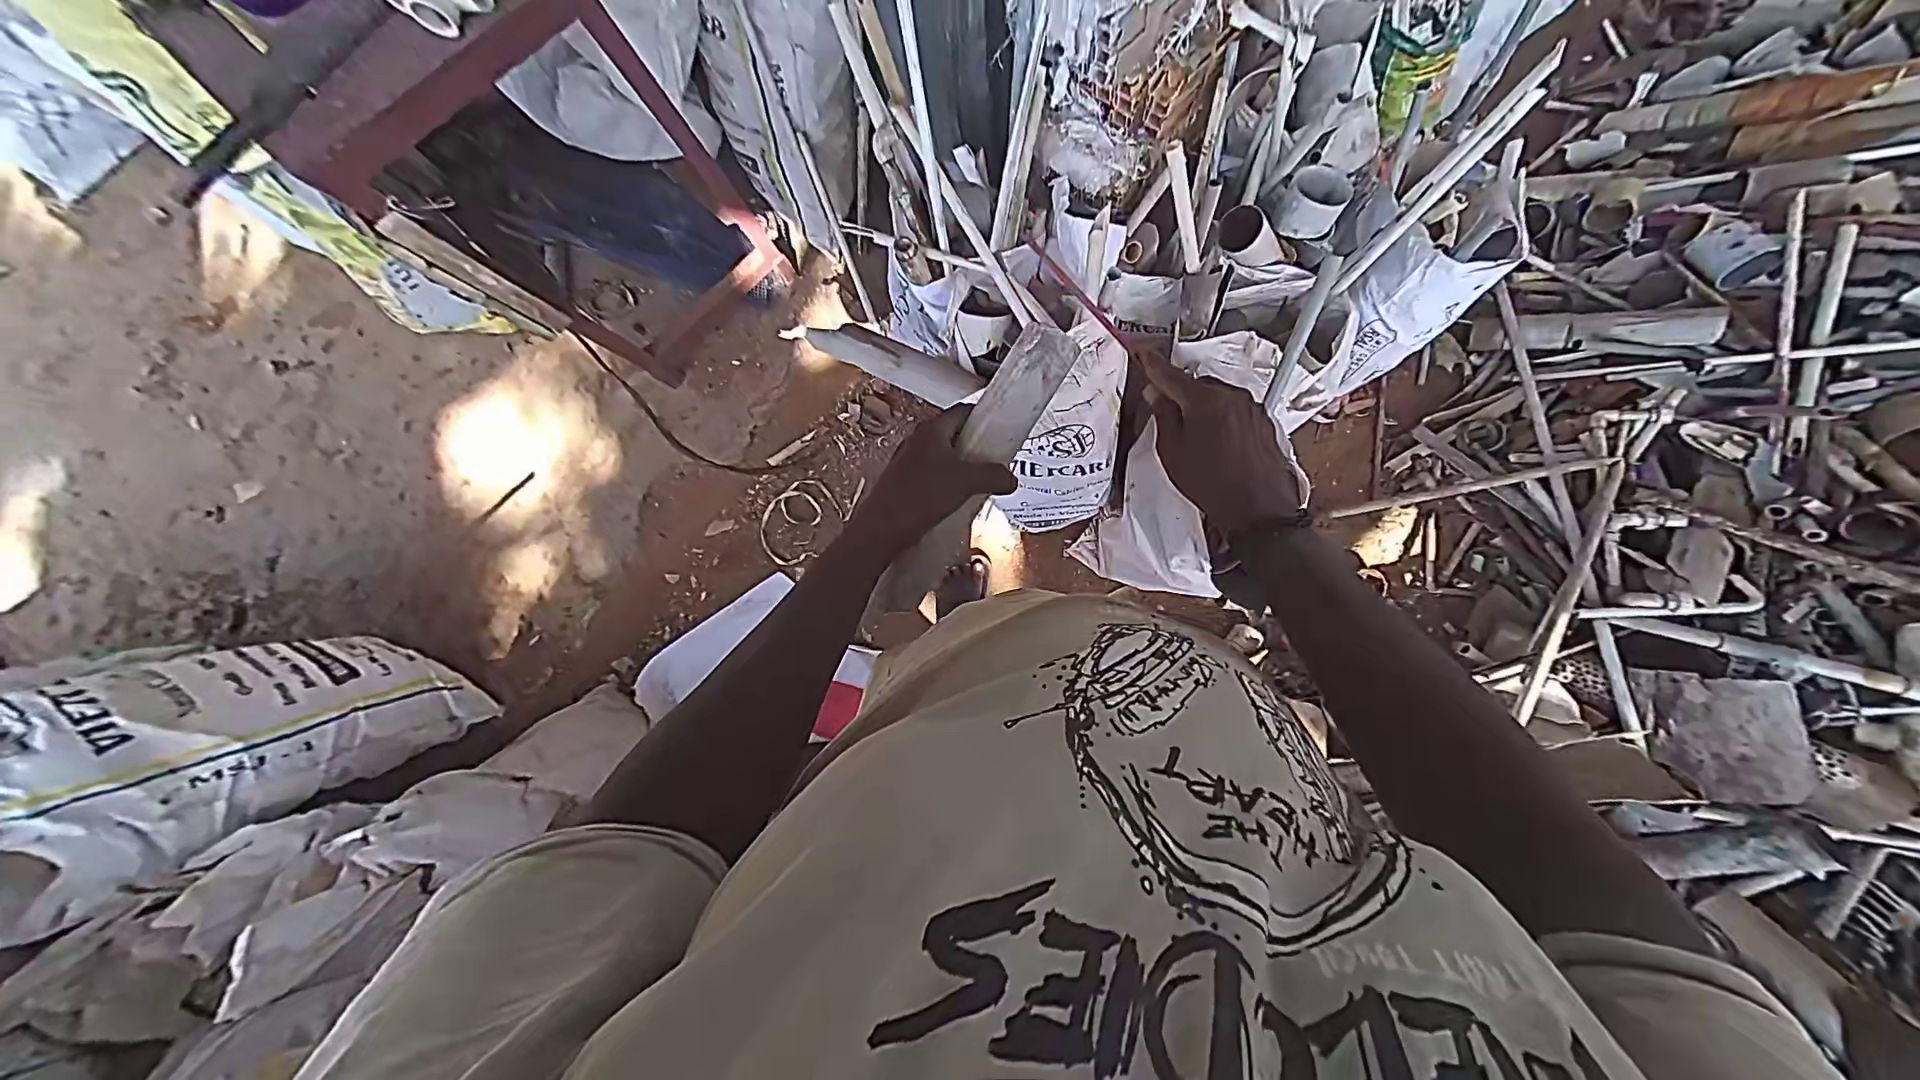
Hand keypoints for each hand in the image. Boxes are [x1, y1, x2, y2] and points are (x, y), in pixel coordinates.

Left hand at [841, 405, 1017, 558]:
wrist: (881, 530)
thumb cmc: (918, 498)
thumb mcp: (966, 482)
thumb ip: (993, 476)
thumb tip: (1010, 479)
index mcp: (931, 430)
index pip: (964, 411)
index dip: (985, 418)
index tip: (1001, 431)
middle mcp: (917, 441)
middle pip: (955, 436)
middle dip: (976, 449)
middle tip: (994, 463)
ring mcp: (908, 463)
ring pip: (944, 458)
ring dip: (962, 470)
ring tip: (978, 486)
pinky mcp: (904, 484)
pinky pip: (933, 478)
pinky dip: (948, 485)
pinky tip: (956, 502)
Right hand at [1137, 348, 1305, 535]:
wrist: (1258, 509)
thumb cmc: (1215, 486)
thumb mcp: (1173, 453)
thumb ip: (1163, 417)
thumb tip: (1157, 395)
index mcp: (1206, 400)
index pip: (1171, 375)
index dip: (1153, 365)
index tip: (1144, 355)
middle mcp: (1232, 396)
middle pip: (1196, 383)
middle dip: (1180, 395)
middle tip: (1166, 416)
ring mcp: (1251, 406)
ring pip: (1216, 395)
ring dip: (1201, 407)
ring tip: (1193, 439)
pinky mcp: (1263, 419)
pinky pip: (1233, 408)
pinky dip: (1220, 417)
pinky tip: (1214, 444)